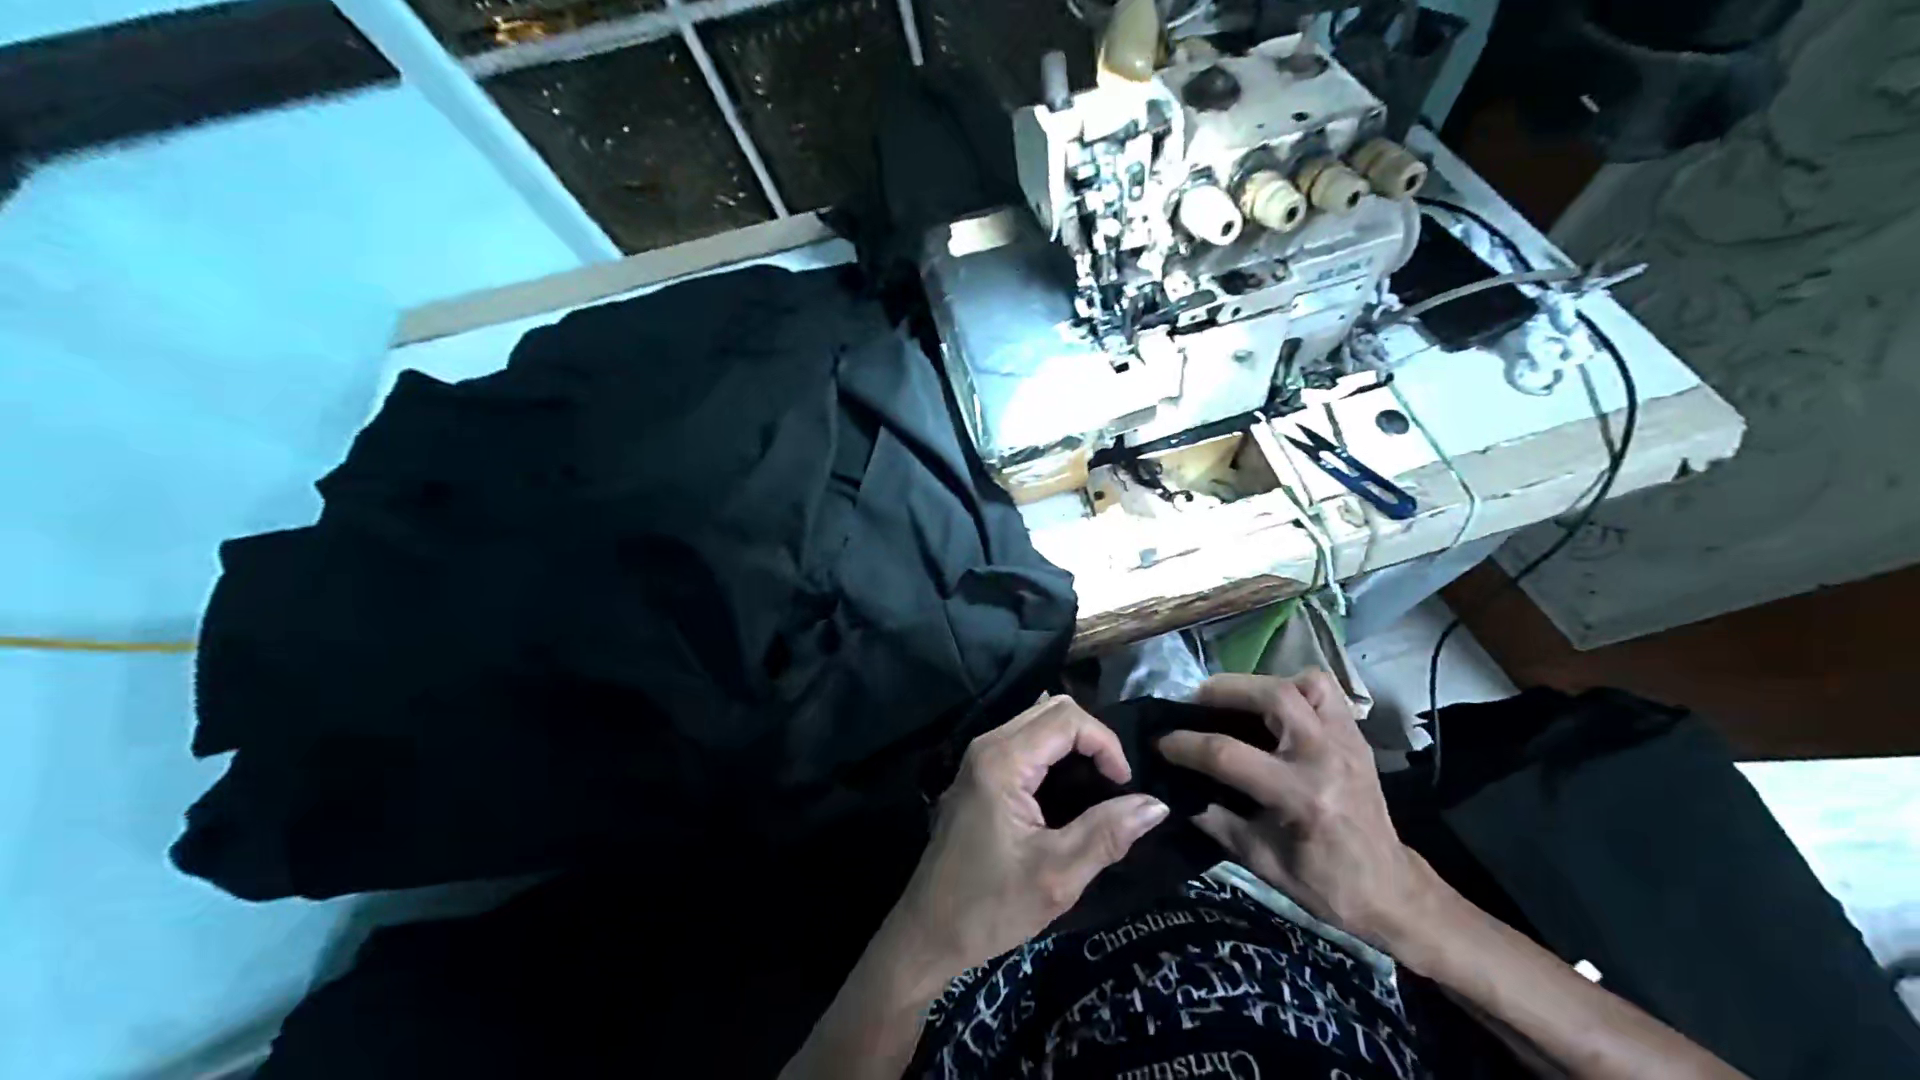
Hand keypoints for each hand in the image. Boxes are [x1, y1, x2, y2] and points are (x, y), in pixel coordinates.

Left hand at [891, 694, 1170, 974]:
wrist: (929, 931)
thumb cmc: (990, 906)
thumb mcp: (1057, 876)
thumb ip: (1107, 833)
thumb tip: (1157, 804)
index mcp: (1002, 761)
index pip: (1067, 718)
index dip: (1105, 743)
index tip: (1124, 786)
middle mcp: (987, 746)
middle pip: (1052, 708)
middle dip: (1092, 737)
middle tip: (1113, 783)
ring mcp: (978, 757)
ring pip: (1037, 720)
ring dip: (1074, 742)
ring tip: (1096, 785)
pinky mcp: (978, 772)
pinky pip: (1024, 739)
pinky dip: (1054, 750)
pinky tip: (1068, 787)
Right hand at [1158, 671, 1436, 945]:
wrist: (1391, 892)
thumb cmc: (1323, 883)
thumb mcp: (1258, 859)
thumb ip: (1213, 818)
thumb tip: (1172, 789)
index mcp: (1300, 796)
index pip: (1228, 754)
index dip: (1185, 745)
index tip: (1160, 741)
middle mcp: (1325, 757)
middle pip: (1271, 696)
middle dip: (1223, 691)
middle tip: (1195, 701)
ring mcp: (1347, 741)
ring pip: (1303, 683)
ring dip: (1262, 683)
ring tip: (1237, 699)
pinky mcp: (1355, 736)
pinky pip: (1325, 690)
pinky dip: (1295, 687)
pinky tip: (1274, 706)